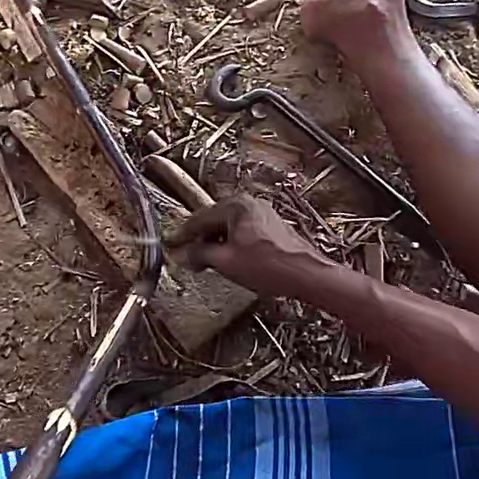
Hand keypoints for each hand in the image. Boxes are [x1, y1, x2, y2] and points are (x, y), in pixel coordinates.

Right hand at [166, 196, 335, 298]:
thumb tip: (184, 254)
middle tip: (187, 255)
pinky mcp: (272, 226)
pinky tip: (229, 259)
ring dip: (216, 241)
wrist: (306, 274)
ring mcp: (263, 213)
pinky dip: (231, 242)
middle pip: (214, 219)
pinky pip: (243, 230)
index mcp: (236, 206)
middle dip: (200, 238)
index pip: (199, 218)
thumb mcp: (225, 261)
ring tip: (207, 261)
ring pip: (229, 225)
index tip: (171, 245)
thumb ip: (199, 254)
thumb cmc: (269, 265)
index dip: (183, 234)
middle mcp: (250, 204)